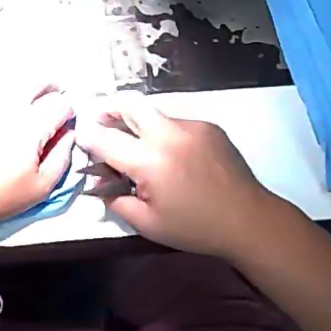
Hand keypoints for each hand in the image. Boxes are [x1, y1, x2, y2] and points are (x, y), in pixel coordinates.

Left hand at [0, 87, 76, 235]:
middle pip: (38, 80)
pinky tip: (2, 106)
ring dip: (28, 86)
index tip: (64, 126)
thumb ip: (63, 156)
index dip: (68, 114)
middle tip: (53, 102)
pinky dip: (2, 89)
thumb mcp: (41, 186)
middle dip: (51, 89)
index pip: (60, 104)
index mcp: (31, 124)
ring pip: (14, 79)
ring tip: (30, 101)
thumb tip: (68, 134)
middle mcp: (9, 104)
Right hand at [76, 93, 291, 258]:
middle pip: (129, 103)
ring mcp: (191, 127)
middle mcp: (168, 135)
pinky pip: (177, 124)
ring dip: (140, 125)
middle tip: (101, 119)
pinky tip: (174, 159)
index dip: (87, 138)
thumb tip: (97, 184)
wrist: (248, 220)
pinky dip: (166, 135)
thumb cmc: (195, 228)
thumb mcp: (147, 224)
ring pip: (154, 114)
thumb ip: (115, 201)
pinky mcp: (208, 127)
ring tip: (142, 150)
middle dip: (108, 107)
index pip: (105, 139)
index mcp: (150, 162)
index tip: (81, 138)